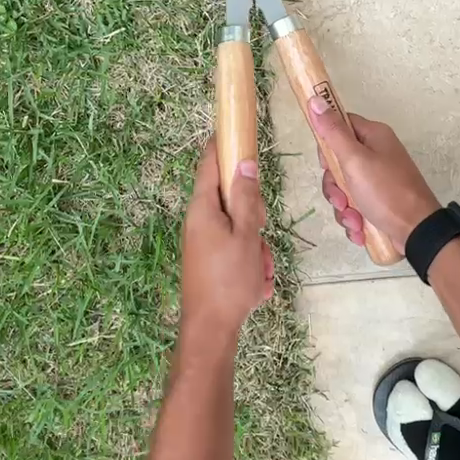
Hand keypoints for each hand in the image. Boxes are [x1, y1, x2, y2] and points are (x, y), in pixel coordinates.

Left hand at [179, 137, 274, 338]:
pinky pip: (237, 251)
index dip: (221, 144)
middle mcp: (199, 221)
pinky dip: (250, 264)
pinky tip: (254, 285)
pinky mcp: (210, 261)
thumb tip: (244, 162)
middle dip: (254, 215)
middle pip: (231, 199)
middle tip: (261, 233)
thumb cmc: (228, 280)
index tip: (235, 129)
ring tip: (258, 270)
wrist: (210, 329)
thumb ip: (246, 198)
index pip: (209, 164)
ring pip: (239, 229)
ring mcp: (204, 242)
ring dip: (256, 246)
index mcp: (202, 208)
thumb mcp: (246, 235)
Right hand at [307, 96, 439, 252]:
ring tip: (354, 220)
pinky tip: (359, 229)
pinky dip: (353, 217)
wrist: (416, 231)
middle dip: (335, 186)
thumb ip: (333, 132)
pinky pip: (354, 203)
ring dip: (343, 206)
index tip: (326, 164)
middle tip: (341, 199)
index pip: (340, 126)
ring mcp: (378, 178)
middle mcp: (377, 153)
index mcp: (374, 136)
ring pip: (344, 186)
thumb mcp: (354, 160)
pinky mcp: (379, 199)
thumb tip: (316, 99)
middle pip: (338, 161)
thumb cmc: (386, 191)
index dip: (327, 144)